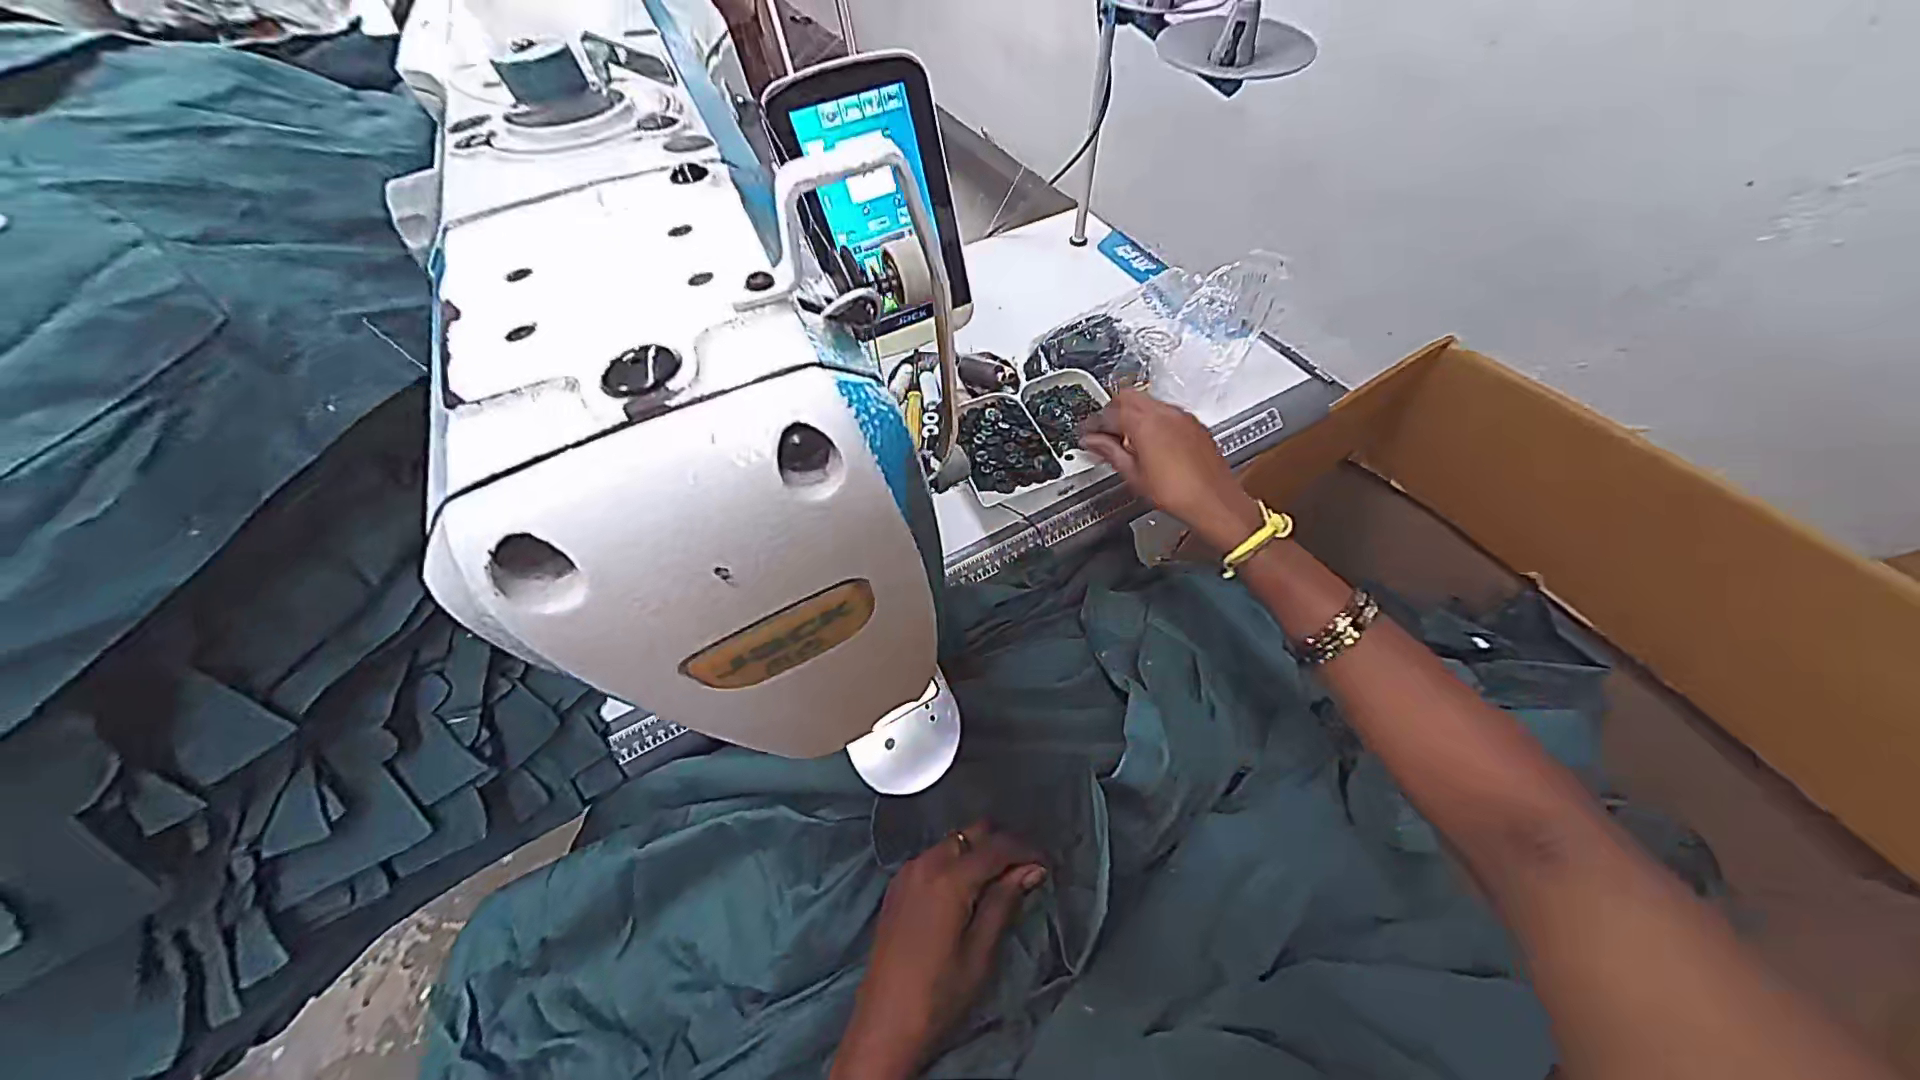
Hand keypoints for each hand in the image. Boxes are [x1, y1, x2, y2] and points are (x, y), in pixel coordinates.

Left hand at [830, 822, 1047, 1079]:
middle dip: (1002, 844)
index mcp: (948, 878)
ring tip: (1001, 881)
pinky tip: (968, 888)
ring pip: (953, 842)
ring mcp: (907, 872)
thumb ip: (1004, 902)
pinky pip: (935, 857)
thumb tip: (1031, 868)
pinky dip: (957, 861)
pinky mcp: (897, 886)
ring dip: (979, 852)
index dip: (1026, 850)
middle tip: (1026, 870)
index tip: (1047, 863)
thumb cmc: (938, 995)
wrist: (883, 1025)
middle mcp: (925, 863)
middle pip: (972, 834)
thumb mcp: (980, 953)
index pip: (996, 846)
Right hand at [1080, 388, 1263, 550]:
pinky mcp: (1193, 424)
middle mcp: (1164, 413)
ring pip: (1147, 401)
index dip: (1093, 424)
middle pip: (1127, 397)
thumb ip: (1109, 452)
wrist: (1212, 501)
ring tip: (1125, 438)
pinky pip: (1165, 411)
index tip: (1088, 434)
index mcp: (1144, 423)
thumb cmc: (1178, 493)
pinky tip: (1149, 442)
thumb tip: (1093, 442)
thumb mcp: (1133, 474)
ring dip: (1132, 414)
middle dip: (1111, 411)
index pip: (1108, 413)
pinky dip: (1151, 419)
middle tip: (1103, 431)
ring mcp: (1181, 416)